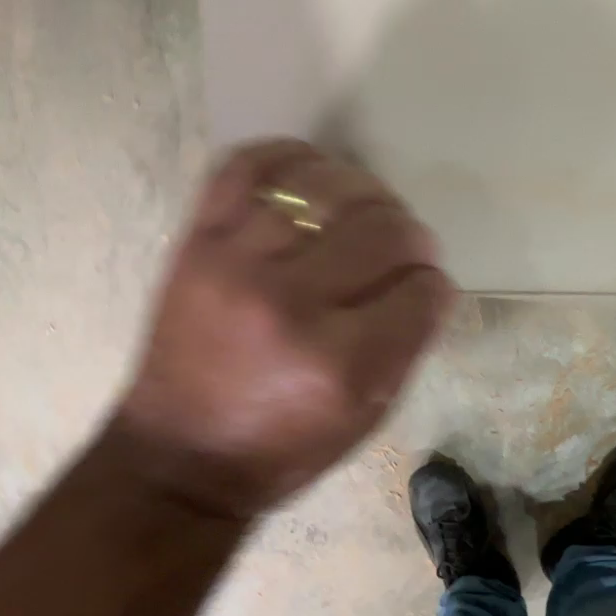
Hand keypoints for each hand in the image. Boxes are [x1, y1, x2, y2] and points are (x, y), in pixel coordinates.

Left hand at [117, 139, 456, 519]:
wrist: (183, 456)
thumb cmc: (284, 451)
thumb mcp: (364, 421)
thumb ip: (405, 349)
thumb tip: (428, 284)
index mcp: (343, 366)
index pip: (422, 291)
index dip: (433, 288)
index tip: (425, 292)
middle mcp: (293, 306)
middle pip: (384, 231)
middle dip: (411, 240)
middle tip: (405, 253)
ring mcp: (239, 264)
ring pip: (328, 187)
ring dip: (366, 194)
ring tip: (365, 214)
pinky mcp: (197, 240)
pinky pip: (251, 164)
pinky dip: (294, 158)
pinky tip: (315, 178)